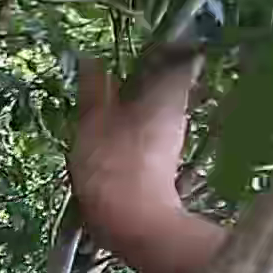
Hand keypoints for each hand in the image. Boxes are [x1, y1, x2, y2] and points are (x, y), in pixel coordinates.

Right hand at [70, 53, 225, 272]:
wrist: (134, 224)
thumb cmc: (113, 164)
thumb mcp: (93, 121)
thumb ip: (95, 89)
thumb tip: (94, 58)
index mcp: (168, 92)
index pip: (176, 55)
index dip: (156, 48)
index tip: (131, 49)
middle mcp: (179, 113)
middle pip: (161, 86)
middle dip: (135, 82)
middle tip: (105, 83)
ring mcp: (172, 142)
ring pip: (151, 112)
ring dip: (128, 109)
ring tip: (98, 114)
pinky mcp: (162, 165)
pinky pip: (145, 136)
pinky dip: (128, 134)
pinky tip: (105, 143)